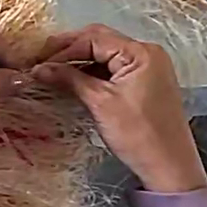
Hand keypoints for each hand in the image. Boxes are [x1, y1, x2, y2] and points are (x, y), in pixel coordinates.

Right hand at [31, 25, 206, 192]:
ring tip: (50, 70)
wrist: (169, 167)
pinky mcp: (142, 80)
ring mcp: (146, 66)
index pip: (92, 39)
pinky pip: (110, 66)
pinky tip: (70, 78)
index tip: (37, 63)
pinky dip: (88, 70)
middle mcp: (146, 53)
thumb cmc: (137, 133)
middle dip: (67, 49)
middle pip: (98, 40)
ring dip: (76, 59)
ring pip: (102, 52)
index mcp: (140, 53)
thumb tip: (37, 68)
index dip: (62, 49)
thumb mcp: (99, 102)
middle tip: (40, 62)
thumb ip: (68, 78)